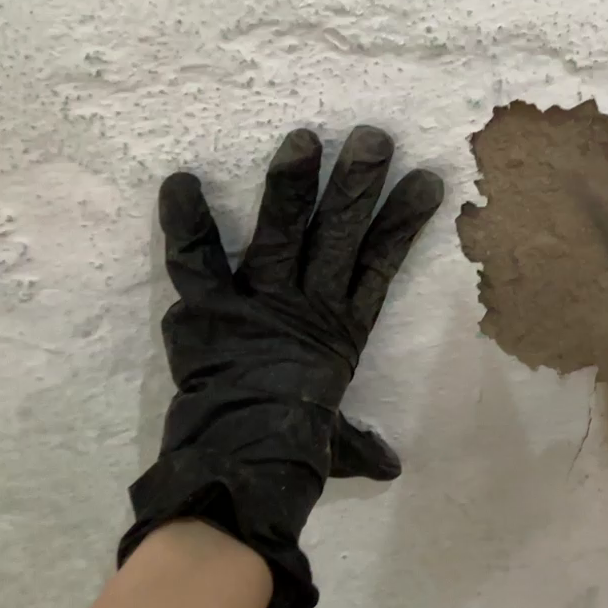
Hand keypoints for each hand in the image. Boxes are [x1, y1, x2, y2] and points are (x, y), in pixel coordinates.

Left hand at [121, 126, 442, 607]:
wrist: (241, 469)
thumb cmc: (297, 451)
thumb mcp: (340, 444)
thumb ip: (361, 442)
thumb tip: (390, 469)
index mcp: (344, 327)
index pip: (383, 261)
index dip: (405, 220)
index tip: (428, 180)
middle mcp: (309, 302)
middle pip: (340, 233)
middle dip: (357, 185)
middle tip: (373, 138)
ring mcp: (260, 301)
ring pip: (282, 232)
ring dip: (293, 185)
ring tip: (303, 137)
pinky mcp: (210, 309)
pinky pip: (197, 259)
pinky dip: (187, 222)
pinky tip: (179, 178)